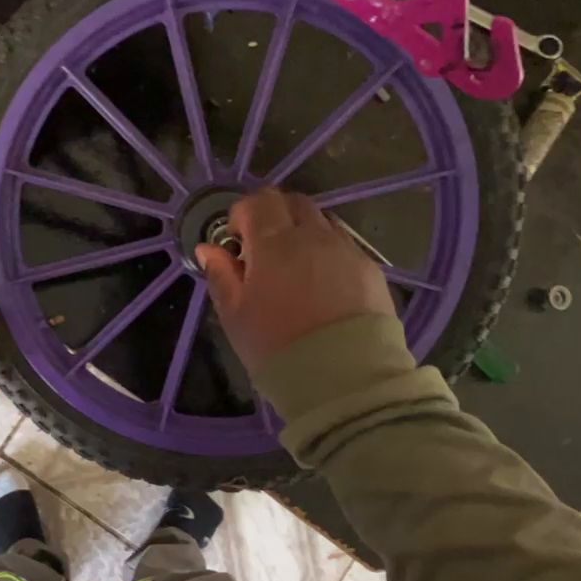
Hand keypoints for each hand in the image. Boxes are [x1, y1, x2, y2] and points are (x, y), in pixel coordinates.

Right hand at [196, 188, 394, 368]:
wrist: (343, 377)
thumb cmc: (277, 347)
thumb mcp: (235, 316)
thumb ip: (221, 275)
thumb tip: (209, 248)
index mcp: (275, 243)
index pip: (258, 202)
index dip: (243, 216)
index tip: (237, 242)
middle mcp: (314, 236)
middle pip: (293, 203)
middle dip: (275, 216)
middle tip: (264, 250)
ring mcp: (347, 250)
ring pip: (323, 222)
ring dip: (304, 232)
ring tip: (296, 269)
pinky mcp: (372, 270)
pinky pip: (345, 246)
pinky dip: (329, 253)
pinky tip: (324, 286)